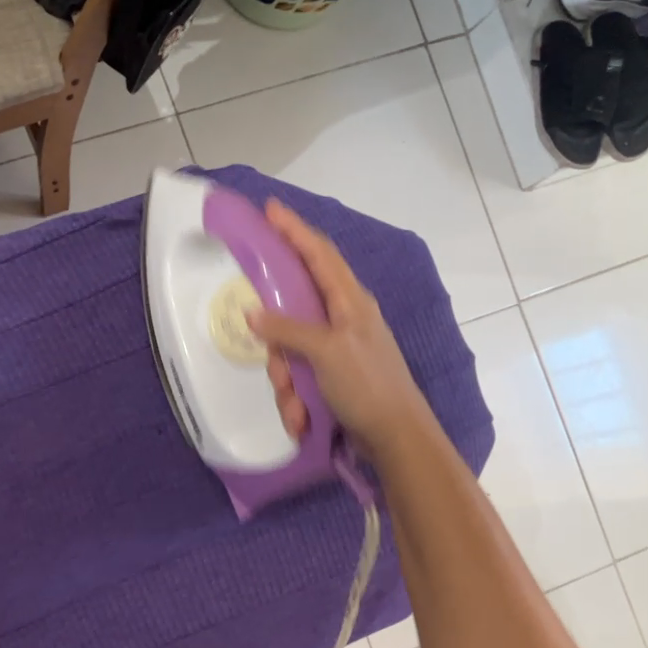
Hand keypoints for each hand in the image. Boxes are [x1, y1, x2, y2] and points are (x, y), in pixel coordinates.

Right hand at [247, 199, 433, 456]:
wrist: (395, 437)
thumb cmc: (368, 385)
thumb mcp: (326, 352)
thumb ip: (288, 329)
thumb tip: (252, 312)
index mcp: (349, 301)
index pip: (318, 254)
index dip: (294, 231)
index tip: (270, 209)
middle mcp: (341, 320)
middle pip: (290, 316)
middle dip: (278, 350)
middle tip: (280, 372)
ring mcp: (335, 352)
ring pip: (287, 356)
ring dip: (286, 387)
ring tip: (299, 409)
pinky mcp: (330, 380)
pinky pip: (297, 383)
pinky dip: (296, 404)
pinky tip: (304, 422)